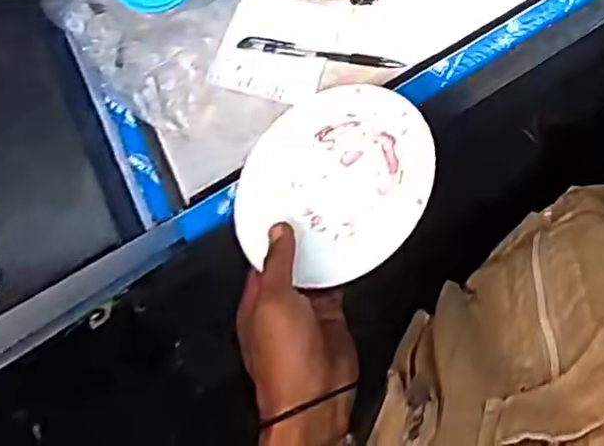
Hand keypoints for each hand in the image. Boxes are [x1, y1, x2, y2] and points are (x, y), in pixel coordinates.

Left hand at [238, 224, 357, 443]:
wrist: (316, 394)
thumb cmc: (284, 359)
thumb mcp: (273, 300)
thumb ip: (277, 263)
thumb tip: (276, 232)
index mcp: (256, 302)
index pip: (262, 259)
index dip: (272, 234)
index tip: (285, 209)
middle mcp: (280, 304)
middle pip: (291, 262)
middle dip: (300, 239)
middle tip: (313, 209)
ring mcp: (306, 309)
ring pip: (314, 269)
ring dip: (321, 251)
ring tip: (332, 221)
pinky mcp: (330, 313)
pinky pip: (335, 282)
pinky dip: (341, 266)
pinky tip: (347, 249)